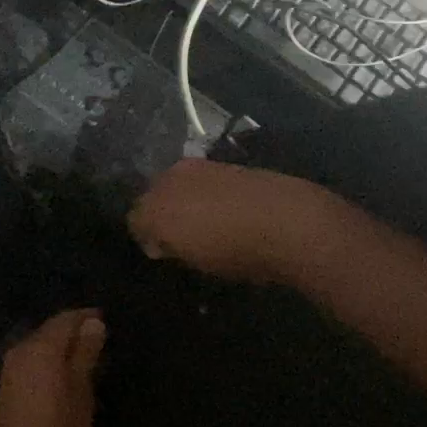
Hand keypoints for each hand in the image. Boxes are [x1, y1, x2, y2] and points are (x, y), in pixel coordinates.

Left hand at [0, 308, 107, 426]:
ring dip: (62, 349)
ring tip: (88, 358)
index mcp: (40, 348)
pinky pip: (33, 362)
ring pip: (41, 346)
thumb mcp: (81, 396)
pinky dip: (50, 363)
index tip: (108, 320)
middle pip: (50, 330)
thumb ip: (85, 356)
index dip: (87, 317)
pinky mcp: (7, 387)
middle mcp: (21, 350)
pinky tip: (65, 376)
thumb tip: (94, 321)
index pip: (65, 319)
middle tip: (102, 339)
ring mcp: (10, 369)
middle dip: (74, 331)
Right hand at [127, 159, 353, 281]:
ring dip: (187, 203)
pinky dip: (211, 197)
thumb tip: (156, 242)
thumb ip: (166, 245)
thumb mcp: (192, 258)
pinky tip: (231, 216)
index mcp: (158, 197)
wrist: (291, 222)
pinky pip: (209, 184)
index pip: (136, 216)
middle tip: (181, 239)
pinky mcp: (232, 168)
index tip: (162, 253)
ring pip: (181, 186)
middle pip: (154, 194)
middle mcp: (174, 175)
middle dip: (162, 213)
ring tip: (208, 228)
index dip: (145, 235)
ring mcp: (204, 168)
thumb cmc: (234, 248)